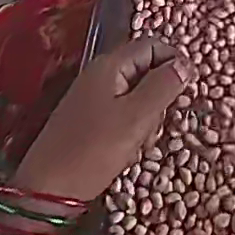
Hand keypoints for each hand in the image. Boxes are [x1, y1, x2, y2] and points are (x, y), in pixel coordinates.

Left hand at [13, 37, 188, 201]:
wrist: (47, 188)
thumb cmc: (93, 150)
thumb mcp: (135, 117)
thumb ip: (162, 86)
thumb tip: (185, 63)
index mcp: (110, 65)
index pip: (151, 45)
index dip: (173, 61)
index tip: (188, 89)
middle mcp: (100, 74)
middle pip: (144, 69)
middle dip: (159, 95)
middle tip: (157, 124)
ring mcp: (92, 96)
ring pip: (135, 95)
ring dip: (146, 117)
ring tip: (140, 142)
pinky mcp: (89, 119)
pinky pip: (122, 113)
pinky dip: (132, 128)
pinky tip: (128, 150)